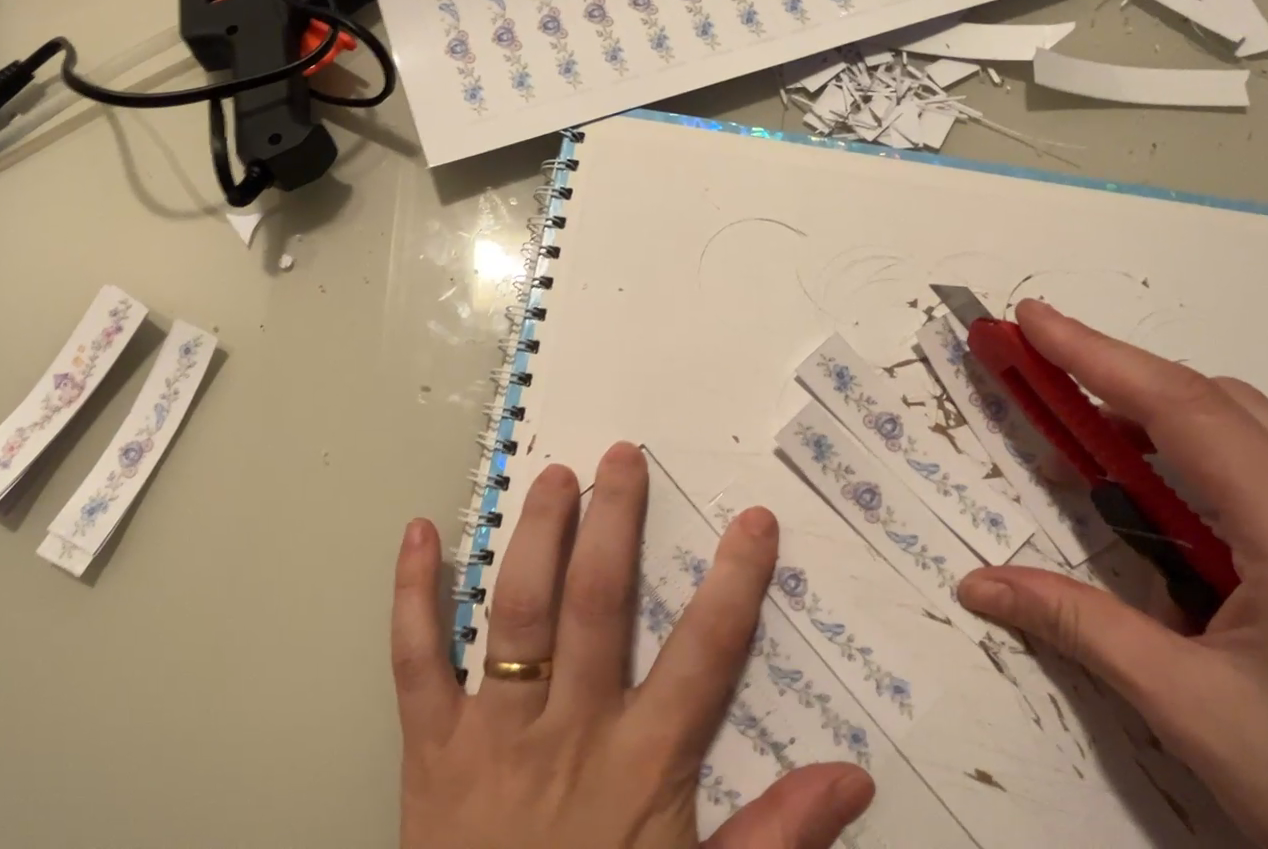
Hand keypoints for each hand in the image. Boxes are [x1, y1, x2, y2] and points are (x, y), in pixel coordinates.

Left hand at [392, 442, 874, 848]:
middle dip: (614, 524)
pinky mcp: (429, 744)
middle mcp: (568, 729)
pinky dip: (413, 592)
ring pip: (515, 613)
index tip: (751, 520)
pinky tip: (419, 530)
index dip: (733, 582)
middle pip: (597, 604)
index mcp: (641, 763)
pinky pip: (416, 657)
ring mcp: (492, 730)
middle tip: (623, 456)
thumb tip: (854, 776)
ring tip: (552, 477)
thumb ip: (776, 837)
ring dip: (535, 537)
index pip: (702, 655)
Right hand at [958, 301, 1267, 848]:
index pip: (1187, 412)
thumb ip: (1082, 629)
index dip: (1098, 354)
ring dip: (1172, 428)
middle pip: (1232, 408)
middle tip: (1045, 384)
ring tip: (1096, 459)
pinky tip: (1187, 531)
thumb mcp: (1196, 714)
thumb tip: (979, 584)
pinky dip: (1219, 474)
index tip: (1030, 319)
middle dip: (1128, 380)